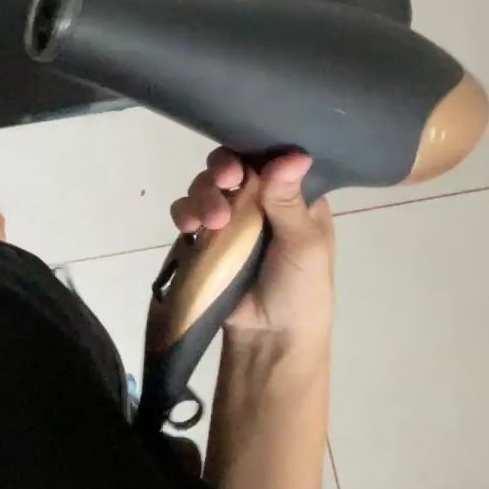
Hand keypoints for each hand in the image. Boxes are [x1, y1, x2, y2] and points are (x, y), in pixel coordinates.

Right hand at [170, 148, 335, 345]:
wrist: (269, 337)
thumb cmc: (301, 289)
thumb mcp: (304, 244)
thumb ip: (290, 200)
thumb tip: (293, 154)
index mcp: (292, 197)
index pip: (268, 158)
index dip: (251, 151)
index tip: (243, 160)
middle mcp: (259, 201)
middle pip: (230, 166)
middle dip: (220, 170)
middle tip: (223, 181)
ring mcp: (229, 218)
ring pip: (205, 187)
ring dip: (203, 195)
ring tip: (212, 221)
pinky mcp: (204, 237)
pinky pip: (186, 212)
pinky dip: (184, 213)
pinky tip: (190, 228)